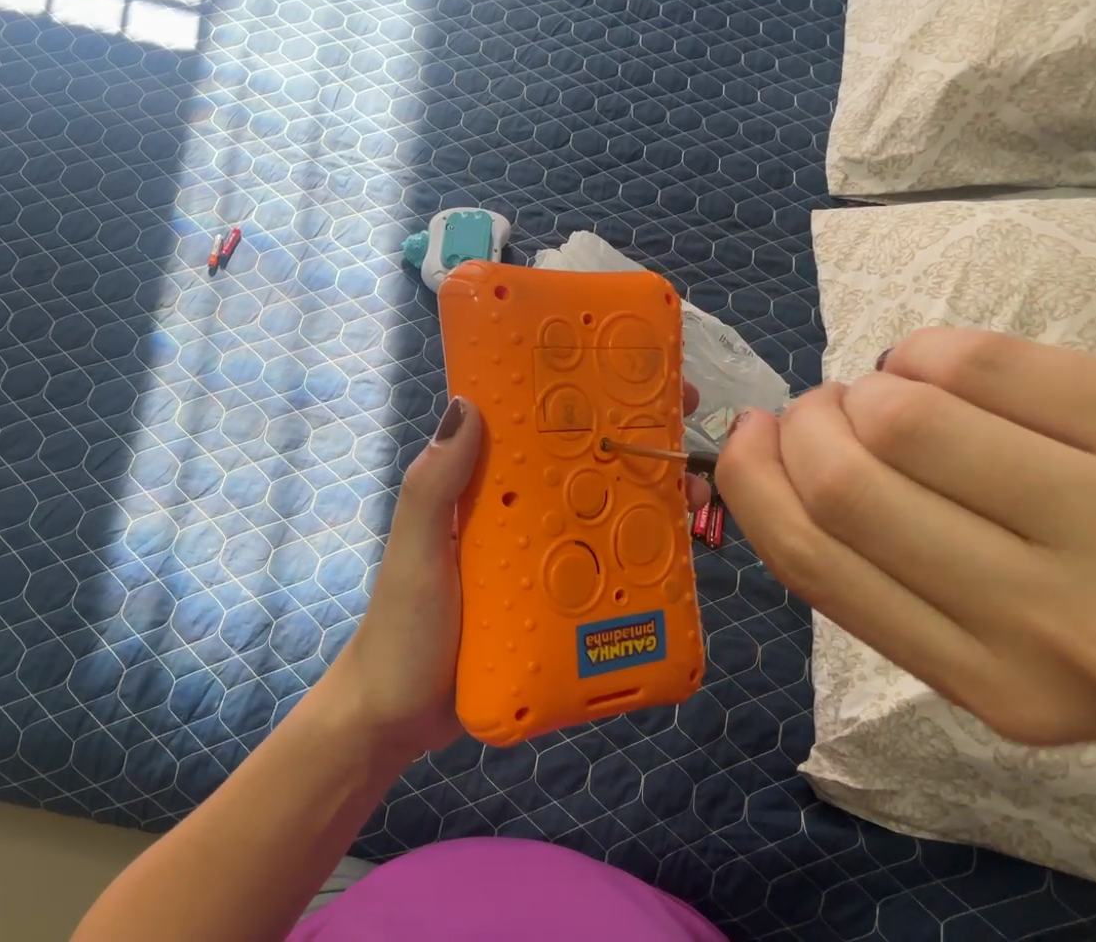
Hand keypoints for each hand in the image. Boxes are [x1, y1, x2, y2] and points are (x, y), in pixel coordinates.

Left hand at [323, 382, 711, 758]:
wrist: (400, 716)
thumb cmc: (405, 626)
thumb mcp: (417, 549)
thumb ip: (435, 485)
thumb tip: (469, 403)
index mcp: (482, 491)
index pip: (534, 431)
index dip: (579, 401)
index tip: (633, 379)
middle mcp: (516, 518)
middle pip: (580, 472)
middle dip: (633, 449)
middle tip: (687, 438)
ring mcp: (538, 564)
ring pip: (600, 521)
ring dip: (646, 504)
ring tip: (695, 498)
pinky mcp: (555, 609)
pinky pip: (601, 575)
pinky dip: (637, 563)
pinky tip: (676, 561)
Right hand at [716, 328, 1095, 744]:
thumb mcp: (1016, 657)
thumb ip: (893, 586)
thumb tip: (778, 471)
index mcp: (1002, 690)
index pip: (820, 566)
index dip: (754, 486)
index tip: (745, 440)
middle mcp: (1061, 623)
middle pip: (847, 485)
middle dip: (803, 425)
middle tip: (818, 410)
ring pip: (904, 415)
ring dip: (865, 389)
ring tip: (892, 393)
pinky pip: (986, 361)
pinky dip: (925, 351)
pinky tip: (939, 366)